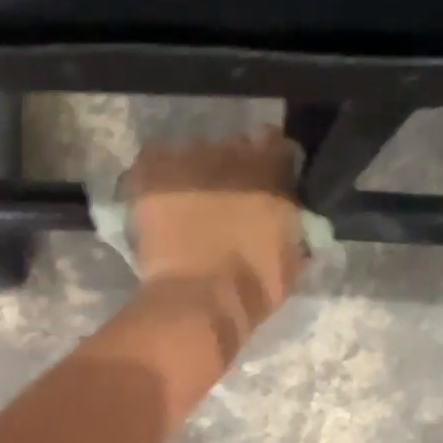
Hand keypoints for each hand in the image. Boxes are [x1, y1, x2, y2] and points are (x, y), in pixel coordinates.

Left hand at [126, 128, 303, 329]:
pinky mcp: (151, 172)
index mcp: (272, 167)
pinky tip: (155, 203)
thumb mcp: (291, 255)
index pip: (274, 145)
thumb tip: (284, 219)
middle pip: (231, 148)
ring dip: (190, 174)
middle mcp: (231, 150)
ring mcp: (188, 157)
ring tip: (183, 205)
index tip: (262, 185)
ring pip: (190, 154)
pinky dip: (153, 178)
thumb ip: (289, 224)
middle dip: (228, 170)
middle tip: (221, 202)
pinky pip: (152, 161)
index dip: (267, 165)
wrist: (200, 298)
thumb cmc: (253, 285)